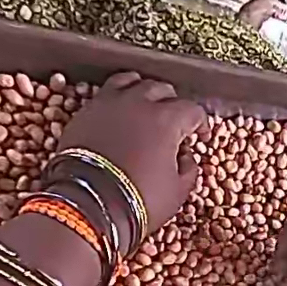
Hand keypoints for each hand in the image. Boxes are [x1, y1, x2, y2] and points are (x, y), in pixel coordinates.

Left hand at [56, 72, 204, 233]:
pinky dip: (117, 99)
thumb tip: (186, 158)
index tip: (201, 136)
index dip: (201, 124)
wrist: (89, 204)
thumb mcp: (177, 192)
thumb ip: (188, 170)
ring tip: (146, 105)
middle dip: (173, 104)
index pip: (193, 111)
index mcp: (167, 120)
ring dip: (143, 91)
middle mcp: (139, 103)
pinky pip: (105, 94)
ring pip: (131, 81)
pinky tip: (119, 112)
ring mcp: (109, 104)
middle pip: (162, 89)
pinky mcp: (85, 112)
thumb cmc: (138, 200)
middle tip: (175, 121)